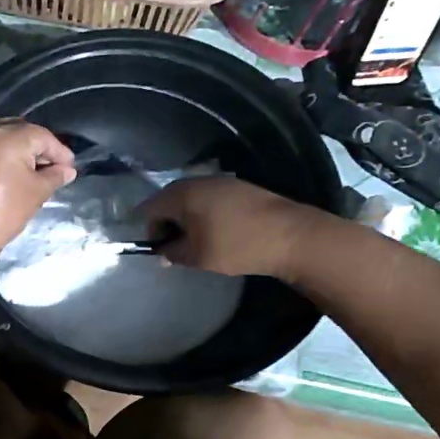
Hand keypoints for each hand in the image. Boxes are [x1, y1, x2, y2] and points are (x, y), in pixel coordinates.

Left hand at [0, 119, 75, 270]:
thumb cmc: (0, 214)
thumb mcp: (34, 194)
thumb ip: (53, 177)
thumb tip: (66, 170)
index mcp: (8, 135)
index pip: (42, 136)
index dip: (60, 152)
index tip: (70, 169)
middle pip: (18, 131)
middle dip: (35, 147)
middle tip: (48, 168)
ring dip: (13, 152)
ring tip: (25, 173)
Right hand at [140, 176, 325, 278]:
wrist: (290, 235)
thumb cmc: (236, 246)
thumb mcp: (197, 257)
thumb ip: (172, 253)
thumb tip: (163, 251)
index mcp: (181, 195)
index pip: (149, 208)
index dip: (149, 229)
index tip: (158, 249)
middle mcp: (196, 182)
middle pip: (169, 200)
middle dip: (167, 222)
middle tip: (176, 246)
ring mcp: (220, 181)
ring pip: (191, 199)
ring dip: (187, 218)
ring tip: (197, 240)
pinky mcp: (239, 187)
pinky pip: (209, 198)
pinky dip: (205, 213)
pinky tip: (218, 231)